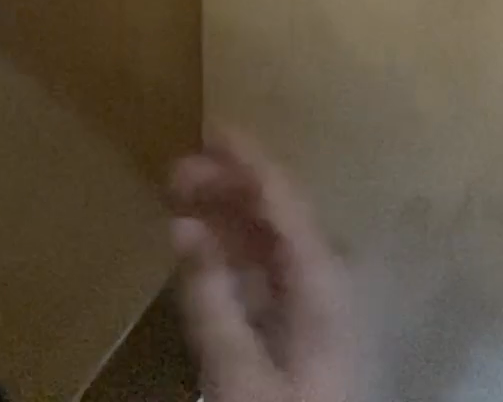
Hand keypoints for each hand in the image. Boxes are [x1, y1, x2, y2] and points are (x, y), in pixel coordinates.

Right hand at [169, 131, 355, 401]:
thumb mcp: (240, 376)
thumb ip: (212, 298)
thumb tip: (182, 225)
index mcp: (324, 280)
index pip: (283, 197)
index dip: (248, 157)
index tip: (212, 125)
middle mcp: (328, 279)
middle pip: (277, 212)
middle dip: (227, 184)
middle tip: (174, 172)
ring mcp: (319, 305)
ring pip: (271, 240)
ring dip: (228, 215)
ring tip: (181, 199)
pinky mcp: (306, 330)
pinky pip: (268, 272)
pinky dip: (234, 254)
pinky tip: (205, 250)